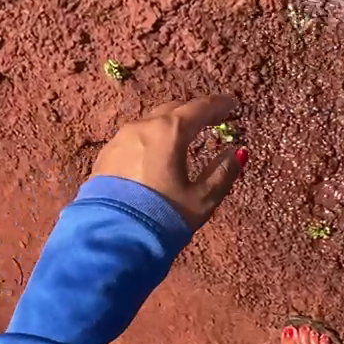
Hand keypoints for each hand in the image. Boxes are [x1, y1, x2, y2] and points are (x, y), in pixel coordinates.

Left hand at [91, 94, 246, 229]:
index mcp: (169, 132)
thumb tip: (238, 151)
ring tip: (184, 133)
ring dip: (170, 124)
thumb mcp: (202, 199)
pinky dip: (151, 137)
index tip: (231, 103)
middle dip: (193, 111)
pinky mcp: (105, 155)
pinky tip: (155, 150)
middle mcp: (143, 127)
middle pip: (173, 110)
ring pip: (151, 122)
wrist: (111, 240)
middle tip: (211, 117)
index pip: (199, 109)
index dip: (218, 104)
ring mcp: (120, 139)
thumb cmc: (163, 217)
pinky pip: (134, 137)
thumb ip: (223, 172)